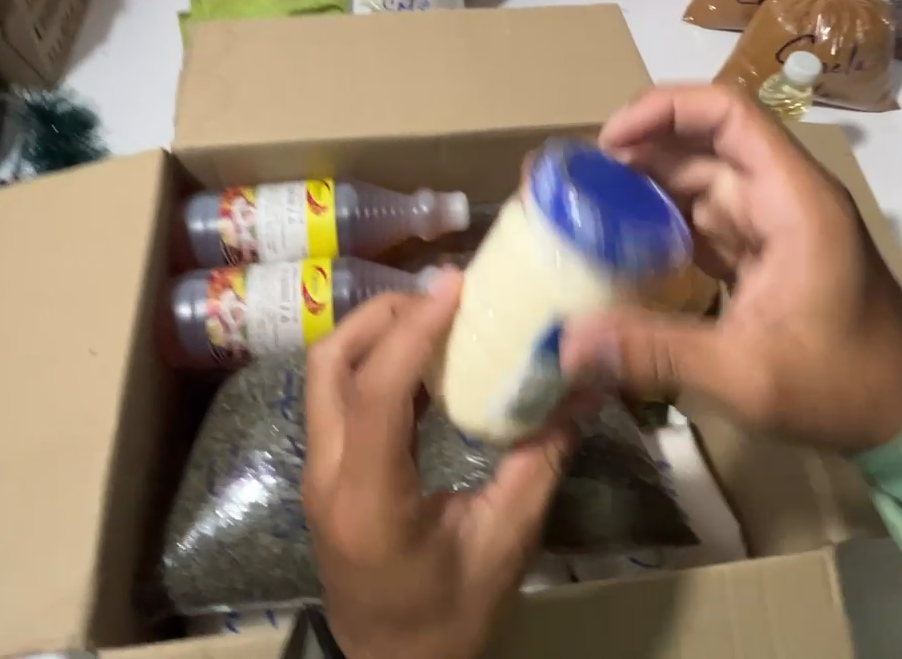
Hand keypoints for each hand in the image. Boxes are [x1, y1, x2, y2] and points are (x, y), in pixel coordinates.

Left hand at [305, 272, 578, 658]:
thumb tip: (584, 388)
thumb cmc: (450, 616)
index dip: (415, 330)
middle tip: (445, 297)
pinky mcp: (324, 466)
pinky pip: (338, 391)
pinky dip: (376, 358)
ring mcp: (317, 469)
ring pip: (326, 372)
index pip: (377, 393)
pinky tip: (424, 358)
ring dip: (376, 331)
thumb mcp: (507, 542)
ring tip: (436, 315)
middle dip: (385, 315)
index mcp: (370, 501)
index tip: (456, 285)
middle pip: (332, 364)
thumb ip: (542, 459)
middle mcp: (327, 474)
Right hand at [560, 84, 901, 454]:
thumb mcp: (745, 375)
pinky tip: (622, 243)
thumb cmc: (843, 387)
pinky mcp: (763, 250)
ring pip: (699, 180)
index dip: (665, 110)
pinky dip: (662, 222)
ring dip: (645, 188)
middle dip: (639, 153)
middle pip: (704, 144)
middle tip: (578, 183)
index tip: (609, 140)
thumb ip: (655, 352)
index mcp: (793, 200)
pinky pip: (703, 217)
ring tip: (587, 209)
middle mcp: (782, 196)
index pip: (729, 114)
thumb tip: (568, 345)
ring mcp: (773, 222)